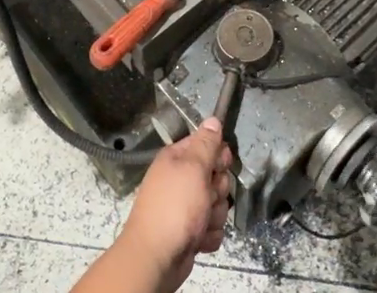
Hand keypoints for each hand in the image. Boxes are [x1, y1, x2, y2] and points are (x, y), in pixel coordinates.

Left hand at [98, 118, 231, 291]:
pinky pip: (212, 228)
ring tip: (200, 223)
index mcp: (177, 159)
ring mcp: (185, 208)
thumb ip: (206, 144)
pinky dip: (209, 235)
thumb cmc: (175, 207)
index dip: (217, 156)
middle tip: (206, 197)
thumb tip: (213, 119)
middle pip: (216, 177)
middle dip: (218, 190)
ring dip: (214, 215)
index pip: (207, 145)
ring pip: (217, 204)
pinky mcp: (191, 231)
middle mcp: (180, 180)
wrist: (157, 257)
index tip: (219, 166)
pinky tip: (199, 239)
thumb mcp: (193, 168)